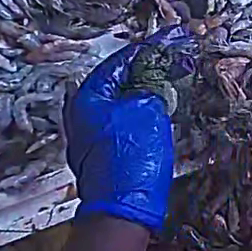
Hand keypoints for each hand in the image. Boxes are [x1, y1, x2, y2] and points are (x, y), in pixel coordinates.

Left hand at [63, 29, 190, 231]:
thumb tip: (150, 78)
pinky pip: (123, 121)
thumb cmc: (132, 158)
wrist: (125, 209)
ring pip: (121, 102)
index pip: (119, 62)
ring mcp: (90, 136)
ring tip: (169, 81)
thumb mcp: (147, 109)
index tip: (168, 42)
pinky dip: (140, 112)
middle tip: (170, 60)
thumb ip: (148, 86)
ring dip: (143, 92)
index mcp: (86, 98)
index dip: (147, 50)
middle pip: (117, 82)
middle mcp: (81, 115)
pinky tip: (158, 109)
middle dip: (145, 70)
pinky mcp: (103, 153)